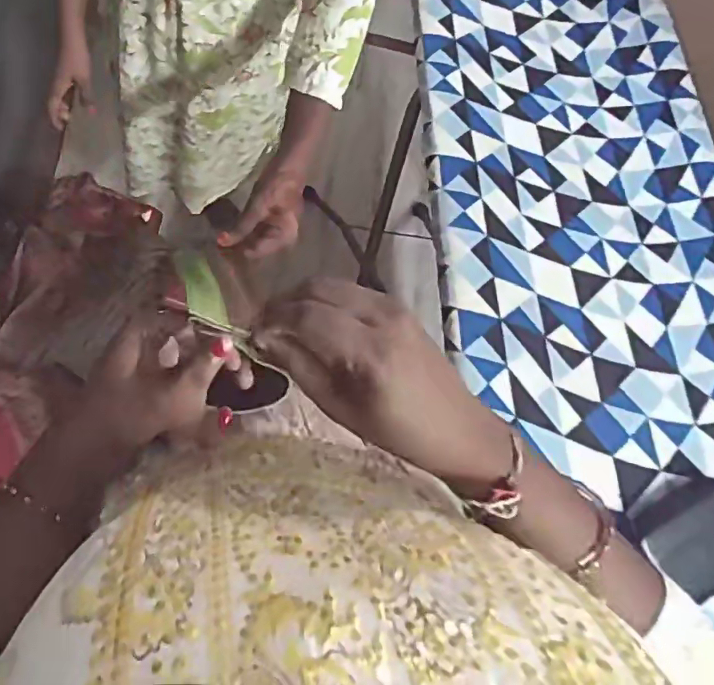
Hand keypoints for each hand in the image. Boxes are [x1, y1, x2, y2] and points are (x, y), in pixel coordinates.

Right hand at [46, 36, 93, 130]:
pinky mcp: (65, 73)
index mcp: (57, 88)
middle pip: (54, 103)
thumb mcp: (84, 79)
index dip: (54, 119)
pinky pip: (64, 90)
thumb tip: (90, 113)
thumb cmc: (77, 59)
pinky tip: (79, 97)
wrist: (73, 39)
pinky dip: (69, 97)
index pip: (51, 107)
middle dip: (60, 114)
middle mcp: (56, 85)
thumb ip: (87, 95)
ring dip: (65, 105)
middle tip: (71, 121)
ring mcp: (60, 79)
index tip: (61, 128)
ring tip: (76, 112)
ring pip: (59, 97)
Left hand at [62, 315, 233, 463]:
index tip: (237, 356)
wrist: (88, 452)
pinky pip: (178, 373)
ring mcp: (142, 360)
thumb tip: (227, 339)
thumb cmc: (130, 417)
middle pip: (191, 335)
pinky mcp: (143, 381)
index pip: (189, 318)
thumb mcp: (174, 394)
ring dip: (212, 370)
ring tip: (238, 390)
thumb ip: (202, 366)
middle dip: (219, 354)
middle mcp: (142, 337)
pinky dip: (198, 384)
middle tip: (244, 380)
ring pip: (187, 355)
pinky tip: (216, 405)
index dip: (217, 333)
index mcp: (143, 329)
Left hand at [218, 162, 305, 258]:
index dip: (235, 253)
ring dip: (236, 241)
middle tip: (214, 245)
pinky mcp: (267, 223)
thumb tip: (221, 242)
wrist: (289, 166)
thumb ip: (242, 227)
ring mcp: (274, 231)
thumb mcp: (258, 207)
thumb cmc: (277, 186)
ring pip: (251, 242)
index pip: (254, 253)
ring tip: (216, 240)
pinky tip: (226, 232)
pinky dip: (240, 232)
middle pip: (253, 250)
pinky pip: (252, 232)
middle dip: (235, 249)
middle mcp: (280, 240)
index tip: (216, 249)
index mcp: (283, 238)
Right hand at [257, 279, 515, 494]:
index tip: (253, 334)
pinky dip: (323, 297)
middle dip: (282, 303)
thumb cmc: (398, 432)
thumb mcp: (340, 408)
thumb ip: (298, 367)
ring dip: (301, 296)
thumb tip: (262, 340)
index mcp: (369, 350)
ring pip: (330, 283)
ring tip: (285, 321)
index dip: (272, 320)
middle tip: (264, 324)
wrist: (459, 428)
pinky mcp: (396, 303)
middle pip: (315, 289)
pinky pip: (348, 289)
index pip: (305, 315)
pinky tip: (315, 318)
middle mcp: (381, 316)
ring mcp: (391, 305)